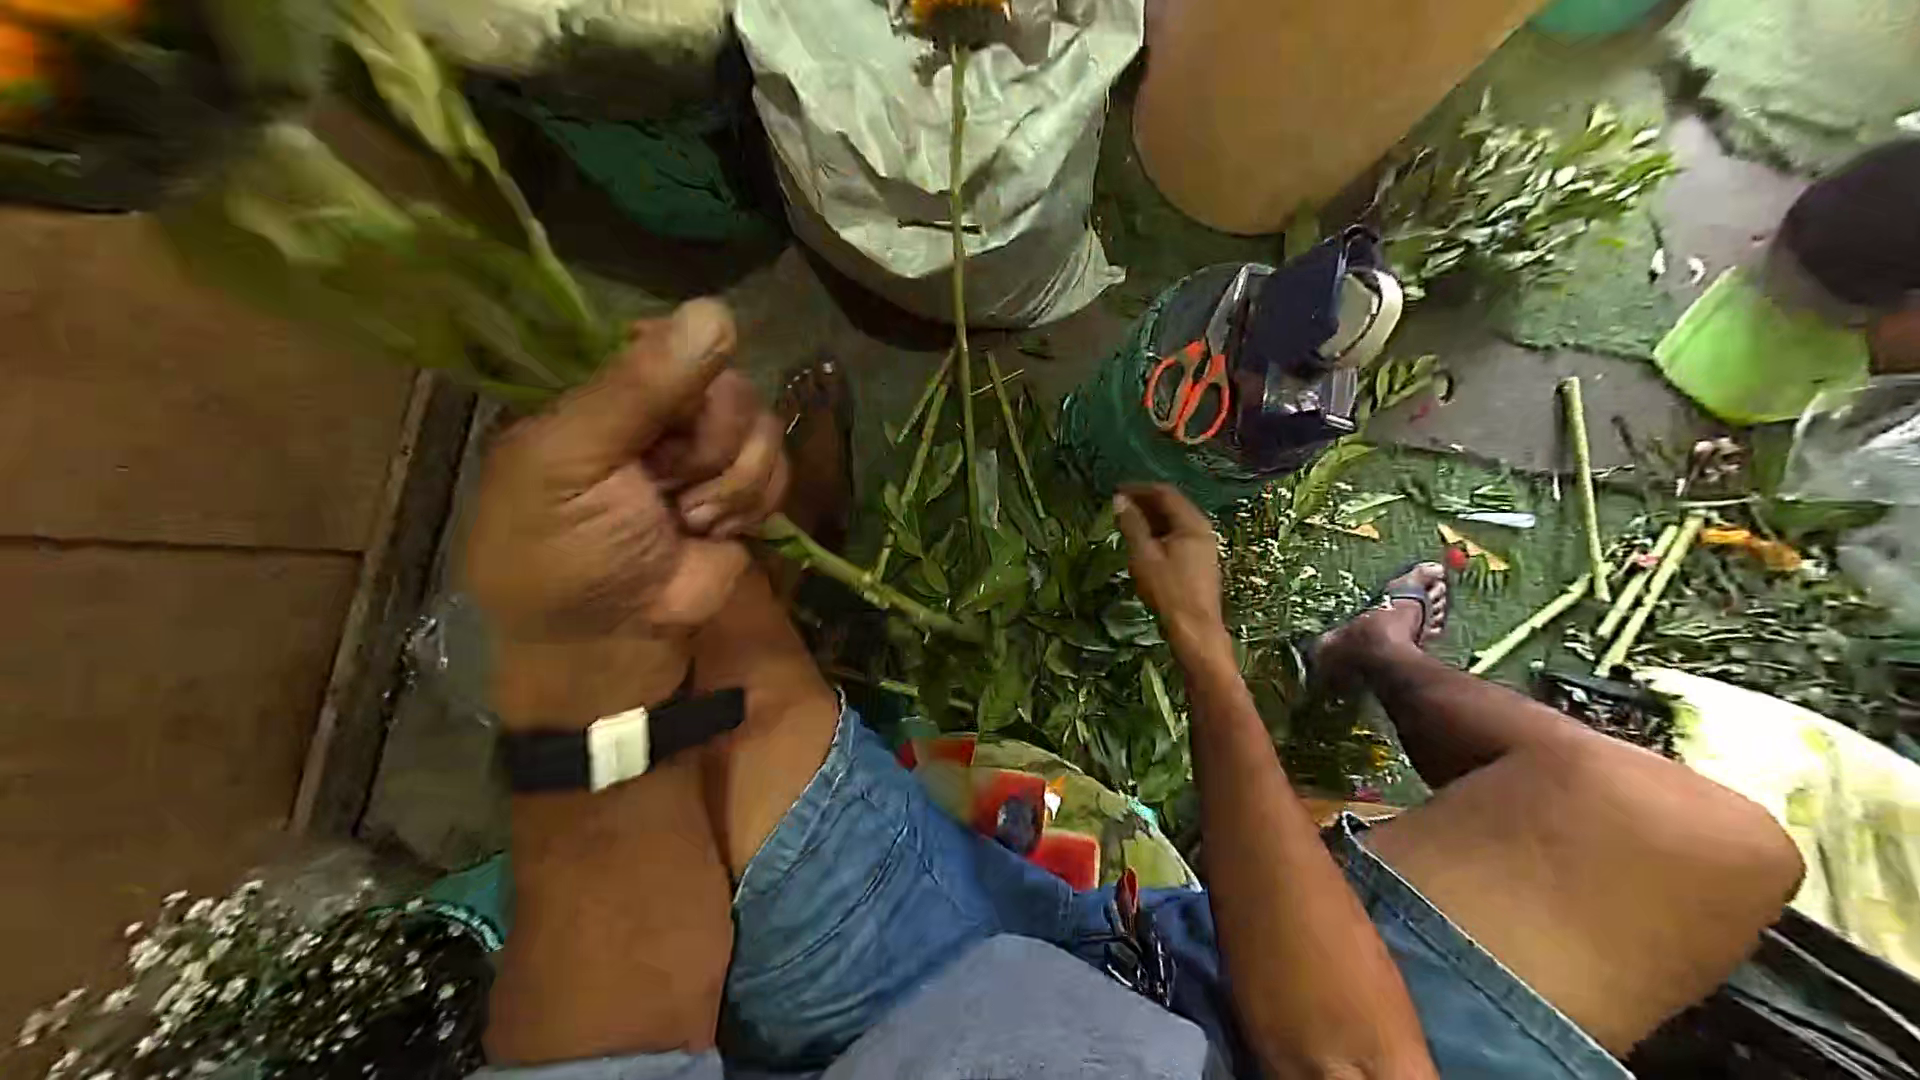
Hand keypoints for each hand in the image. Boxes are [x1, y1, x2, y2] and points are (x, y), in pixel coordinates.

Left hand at [467, 299, 785, 643]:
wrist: (613, 640)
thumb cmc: (564, 553)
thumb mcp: (573, 464)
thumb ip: (638, 388)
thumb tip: (717, 310)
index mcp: (606, 394)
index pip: (669, 340)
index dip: (684, 372)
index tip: (668, 415)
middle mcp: (664, 414)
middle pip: (729, 384)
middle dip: (709, 442)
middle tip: (668, 482)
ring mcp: (711, 453)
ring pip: (763, 426)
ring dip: (732, 481)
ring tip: (690, 518)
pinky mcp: (748, 491)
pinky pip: (780, 467)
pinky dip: (755, 501)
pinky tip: (718, 529)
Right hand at [1113, 483, 1225, 651]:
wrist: (1195, 629)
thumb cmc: (1168, 590)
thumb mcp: (1144, 555)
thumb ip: (1132, 525)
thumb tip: (1120, 500)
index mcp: (1192, 524)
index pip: (1165, 493)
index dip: (1140, 489)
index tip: (1116, 491)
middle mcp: (1203, 530)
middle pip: (1172, 506)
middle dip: (1145, 502)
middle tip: (1118, 505)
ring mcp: (1204, 547)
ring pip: (1175, 522)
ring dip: (1151, 519)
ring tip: (1126, 523)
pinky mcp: (1200, 562)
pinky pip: (1178, 537)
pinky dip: (1159, 533)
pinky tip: (1143, 543)